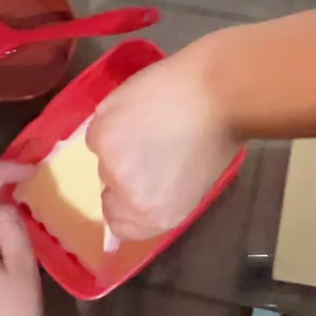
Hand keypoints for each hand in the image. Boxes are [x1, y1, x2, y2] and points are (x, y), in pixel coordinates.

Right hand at [87, 43, 241, 239]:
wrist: (217, 90)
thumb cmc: (219, 140)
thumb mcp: (195, 187)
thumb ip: (161, 198)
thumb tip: (141, 191)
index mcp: (154, 215)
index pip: (118, 224)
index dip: (128, 203)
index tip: (142, 182)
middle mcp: (127, 195)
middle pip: (109, 189)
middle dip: (124, 173)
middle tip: (150, 148)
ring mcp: (109, 161)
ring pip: (102, 157)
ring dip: (116, 145)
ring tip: (146, 124)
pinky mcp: (99, 128)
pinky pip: (97, 132)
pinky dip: (112, 123)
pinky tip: (137, 110)